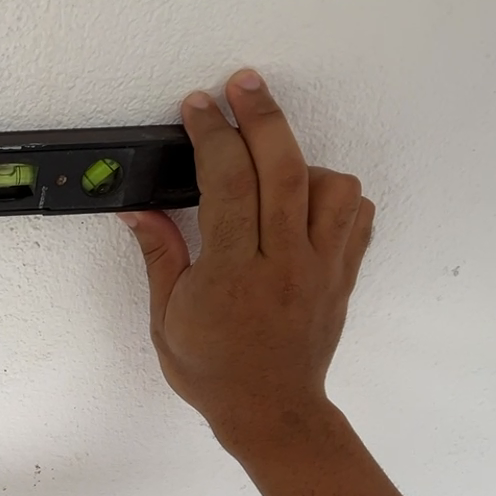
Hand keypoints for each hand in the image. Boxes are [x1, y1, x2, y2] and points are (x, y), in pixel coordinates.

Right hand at [120, 69, 373, 452]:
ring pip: (332, 185)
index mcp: (231, 274)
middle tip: (244, 83)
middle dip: (262, 116)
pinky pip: (356, 215)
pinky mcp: (342, 275)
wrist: (270, 411)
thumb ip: (160, 257)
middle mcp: (282, 263)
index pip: (226, 185)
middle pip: (284, 168)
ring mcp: (320, 267)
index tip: (197, 107)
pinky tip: (308, 193)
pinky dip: (337, 190)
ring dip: (303, 155)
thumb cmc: (212, 371)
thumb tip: (138, 211)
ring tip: (273, 154)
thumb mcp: (165, 320)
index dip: (212, 136)